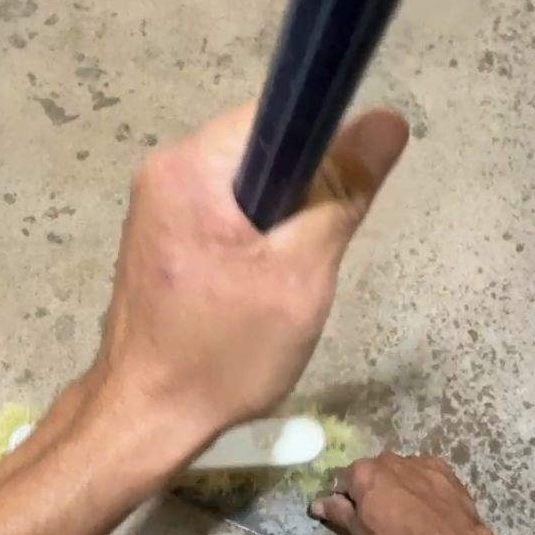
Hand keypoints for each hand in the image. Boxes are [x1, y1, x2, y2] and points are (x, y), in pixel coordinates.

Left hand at [88, 100, 407, 444]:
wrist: (146, 418)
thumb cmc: (222, 352)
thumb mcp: (299, 276)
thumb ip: (343, 193)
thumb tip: (387, 120)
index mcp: (188, 167)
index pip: (274, 116)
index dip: (321, 147)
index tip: (338, 200)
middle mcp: (163, 172)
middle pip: (260, 151)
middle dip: (299, 197)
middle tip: (304, 259)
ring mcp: (155, 206)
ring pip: (245, 188)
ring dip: (277, 224)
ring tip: (279, 281)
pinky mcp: (158, 237)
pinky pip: (222, 215)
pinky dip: (250, 241)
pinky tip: (252, 288)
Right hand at [309, 451, 495, 534]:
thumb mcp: (360, 530)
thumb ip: (336, 512)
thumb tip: (315, 502)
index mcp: (361, 471)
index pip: (342, 480)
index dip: (346, 499)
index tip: (356, 515)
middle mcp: (385, 458)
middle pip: (370, 472)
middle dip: (372, 488)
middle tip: (383, 514)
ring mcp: (414, 459)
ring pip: (397, 470)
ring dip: (397, 484)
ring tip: (410, 510)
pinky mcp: (439, 466)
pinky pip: (422, 472)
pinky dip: (421, 483)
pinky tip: (429, 503)